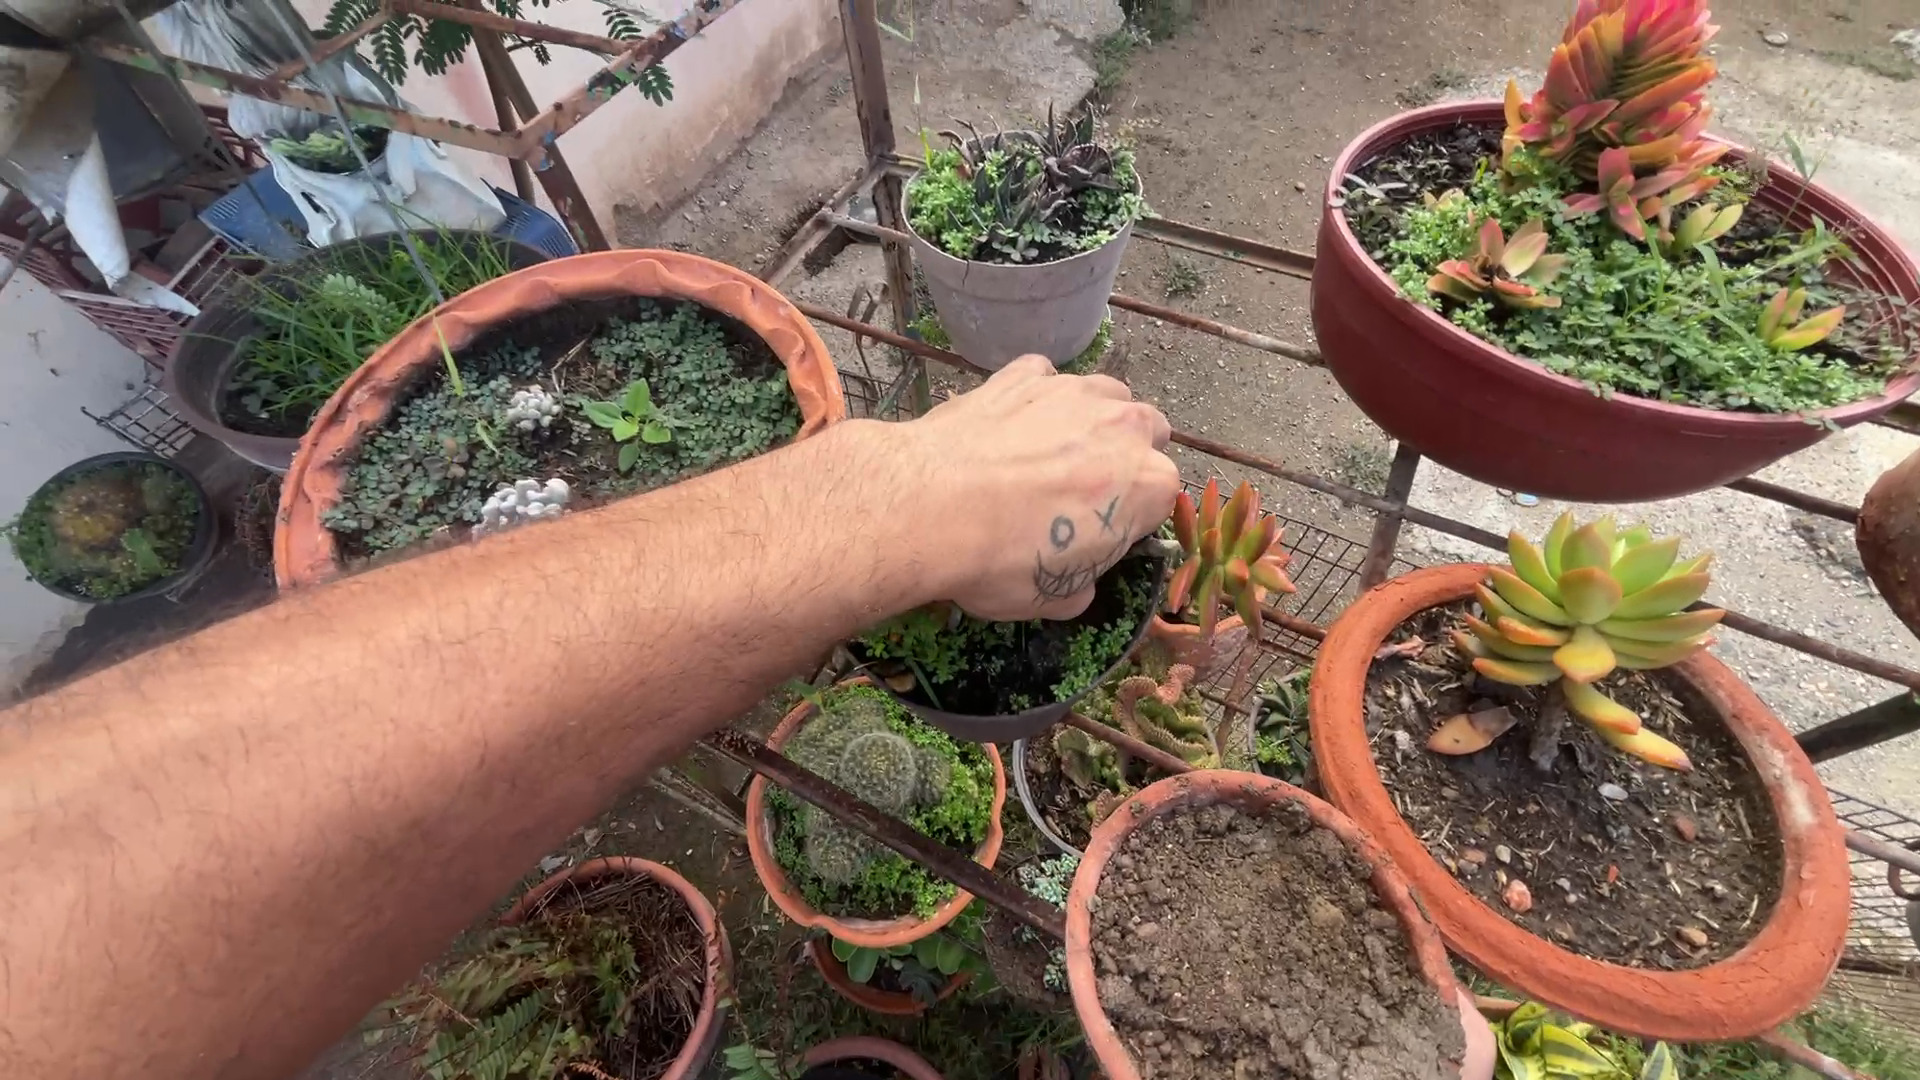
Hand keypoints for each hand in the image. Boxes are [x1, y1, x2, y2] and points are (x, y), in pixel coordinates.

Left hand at [892, 355, 1178, 620]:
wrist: (930, 506)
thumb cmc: (1002, 561)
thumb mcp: (1053, 599)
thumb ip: (1081, 584)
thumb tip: (1076, 580)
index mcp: (1149, 483)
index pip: (1160, 497)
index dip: (1131, 517)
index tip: (1099, 533)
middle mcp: (1124, 425)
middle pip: (1145, 433)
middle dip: (1123, 457)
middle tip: (1079, 490)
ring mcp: (1072, 391)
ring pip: (1104, 396)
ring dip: (1090, 420)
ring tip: (1048, 451)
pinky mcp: (1021, 374)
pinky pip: (1043, 378)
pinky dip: (1034, 397)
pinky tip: (1008, 423)